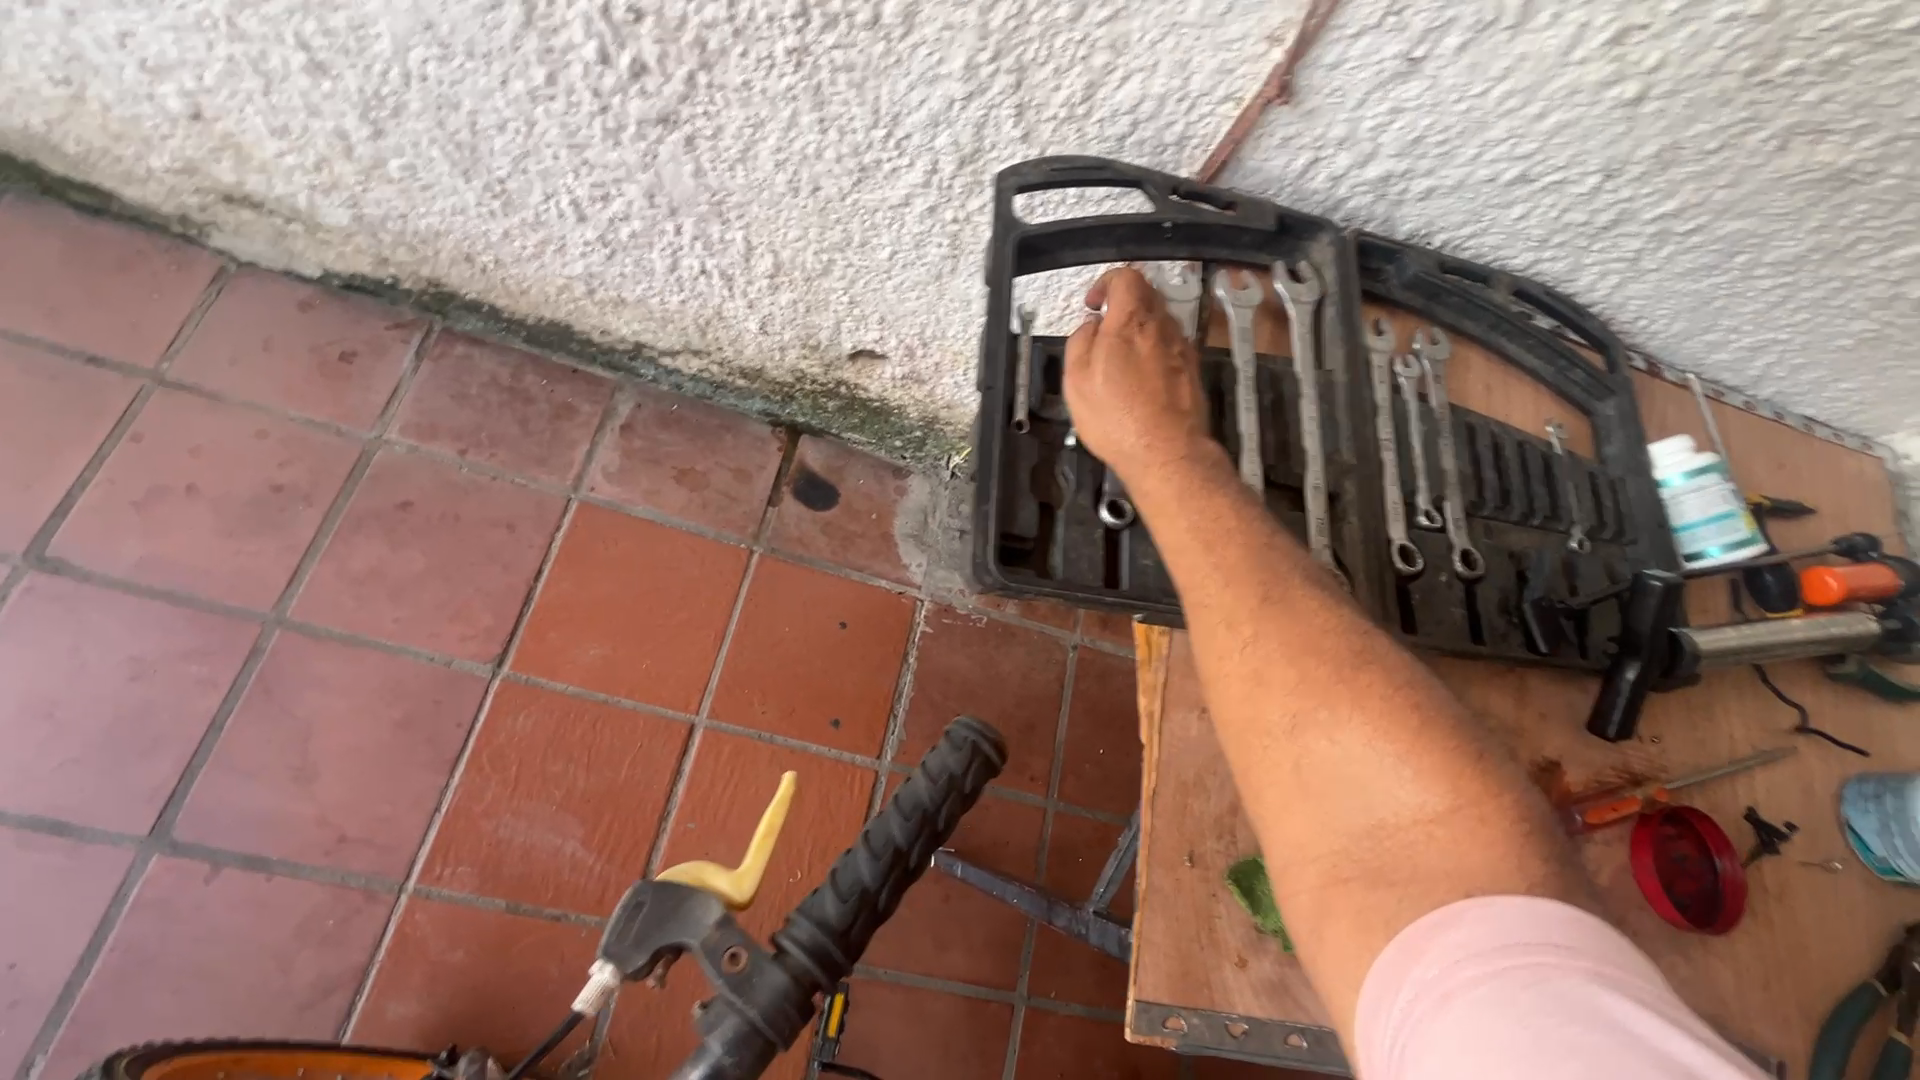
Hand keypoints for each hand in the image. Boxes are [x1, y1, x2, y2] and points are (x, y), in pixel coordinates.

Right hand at [1063, 267, 1220, 487]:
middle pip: (1147, 296)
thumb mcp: (1076, 380)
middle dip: (1124, 305)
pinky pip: (1171, 349)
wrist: (1167, 453)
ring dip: (1140, 331)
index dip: (1106, 283)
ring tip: (1121, 359)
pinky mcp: (1192, 372)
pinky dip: (1155, 353)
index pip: (1126, 277)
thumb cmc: (1118, 419)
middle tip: (1105, 327)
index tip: (1094, 303)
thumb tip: (1090, 327)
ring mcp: (1182, 349)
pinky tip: (1141, 380)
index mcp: (1131, 322)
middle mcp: (1162, 328)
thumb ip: (1080, 341)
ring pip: (1161, 323)